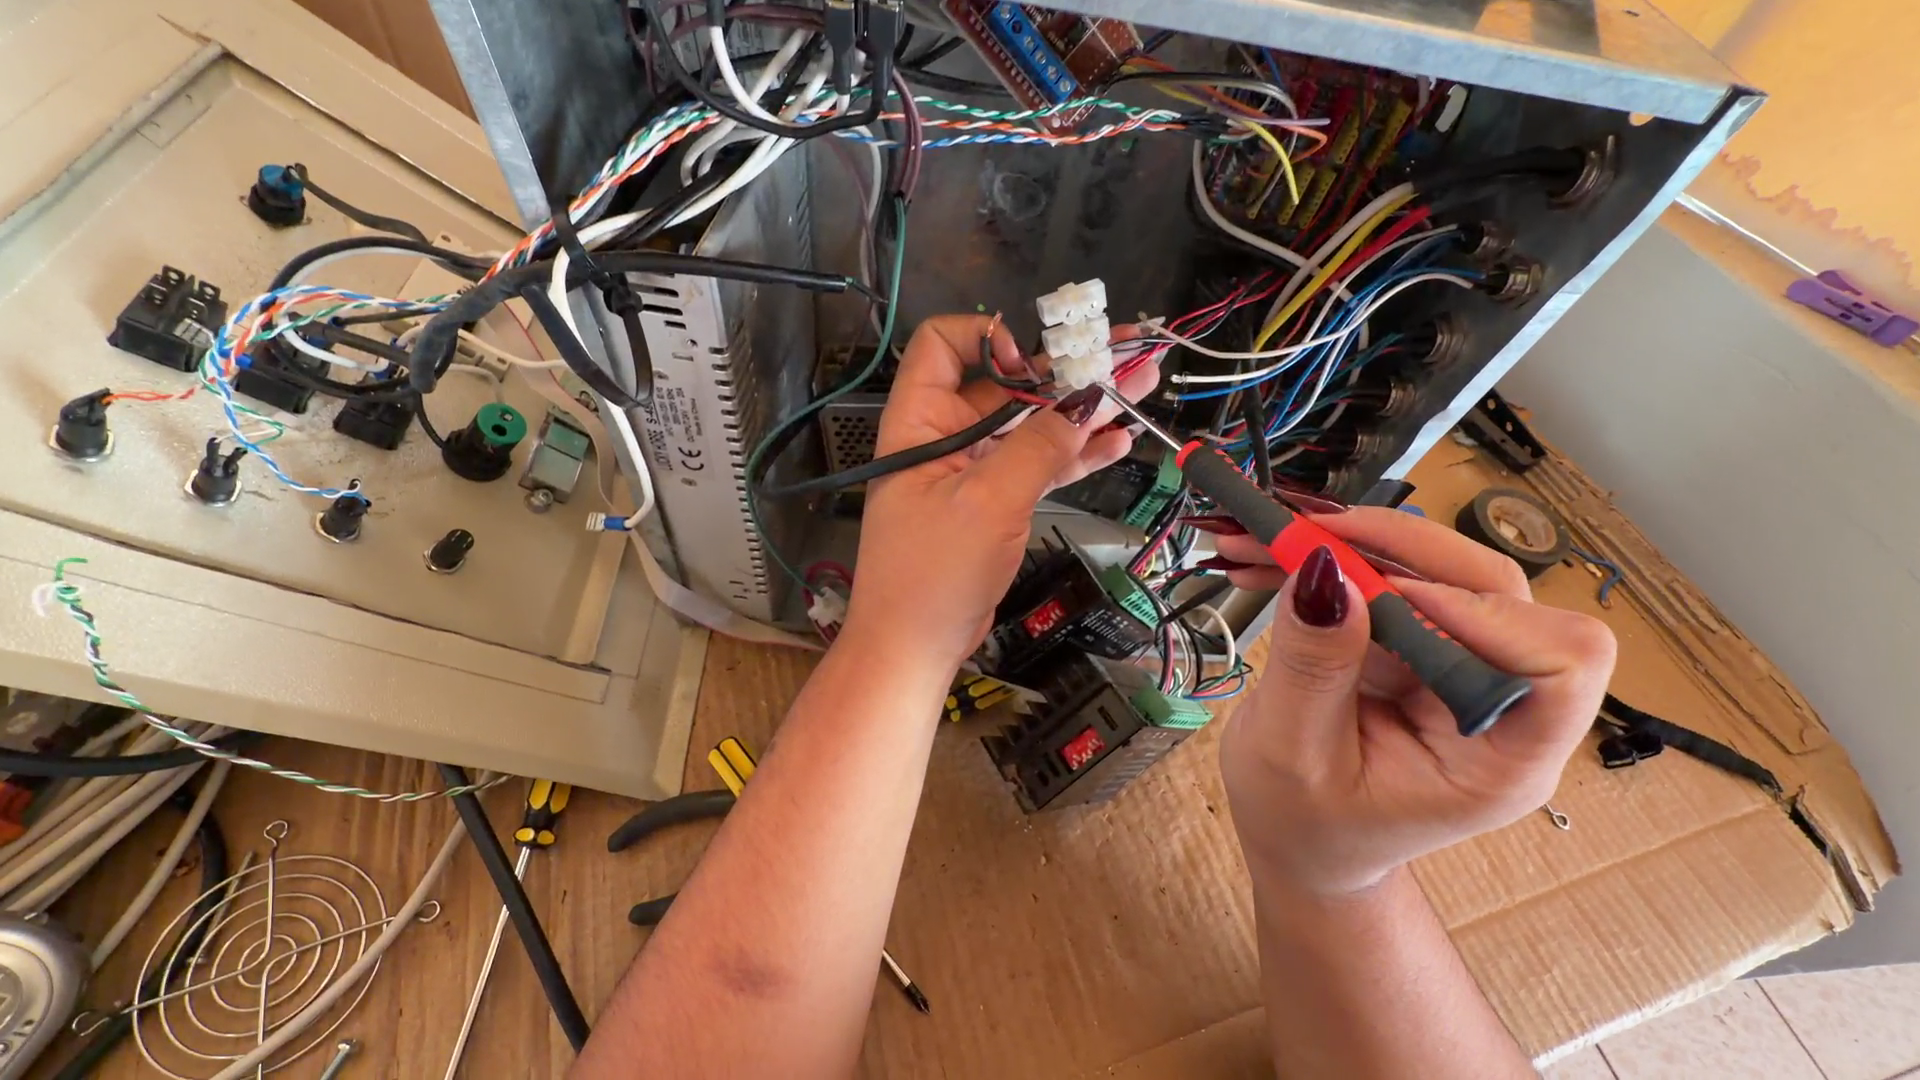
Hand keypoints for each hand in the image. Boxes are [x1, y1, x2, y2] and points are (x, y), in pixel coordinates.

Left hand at [842, 315, 1158, 667]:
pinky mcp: (997, 503)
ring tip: (1141, 390)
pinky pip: (1039, 467)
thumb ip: (1037, 448)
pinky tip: (1117, 441)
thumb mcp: (987, 501)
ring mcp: (975, 471)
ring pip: (1032, 427)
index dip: (986, 339)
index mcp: (921, 421)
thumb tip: (1084, 405)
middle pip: (1007, 385)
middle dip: (1064, 372)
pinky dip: (1075, 455)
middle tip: (1125, 356)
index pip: (942, 346)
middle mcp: (947, 436)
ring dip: (1083, 412)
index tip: (1029, 362)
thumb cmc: (934, 571)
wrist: (915, 645)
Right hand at [1215, 508, 1615, 896]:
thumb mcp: (1292, 753)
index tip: (1384, 594)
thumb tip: (1325, 574)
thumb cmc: (1303, 823)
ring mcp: (1453, 666)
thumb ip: (1313, 667)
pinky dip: (1323, 562)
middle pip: (1491, 589)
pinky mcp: (1411, 645)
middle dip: (1394, 548)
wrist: (1300, 839)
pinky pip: (1382, 580)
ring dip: (1346, 544)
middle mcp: (1494, 701)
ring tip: (1260, 541)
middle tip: (1305, 531)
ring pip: (1430, 569)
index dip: (1481, 613)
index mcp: (1499, 757)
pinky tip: (1263, 563)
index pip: (1555, 661)